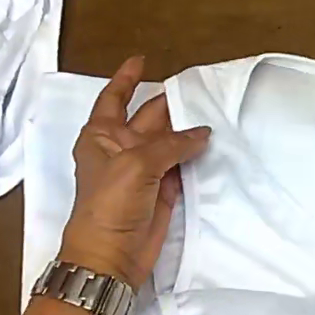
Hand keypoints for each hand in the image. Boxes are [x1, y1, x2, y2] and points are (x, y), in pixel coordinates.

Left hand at [59, 56, 210, 285]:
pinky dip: (196, 155)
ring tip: (212, 111)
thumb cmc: (110, 203)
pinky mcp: (164, 189)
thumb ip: (172, 144)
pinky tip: (212, 144)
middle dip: (169, 103)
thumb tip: (203, 133)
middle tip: (198, 88)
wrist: (112, 254)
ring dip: (186, 129)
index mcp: (102, 136)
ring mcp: (145, 170)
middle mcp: (122, 148)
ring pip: (169, 141)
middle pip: (148, 117)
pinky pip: (182, 164)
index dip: (126, 79)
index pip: (114, 99)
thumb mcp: (137, 164)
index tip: (141, 60)